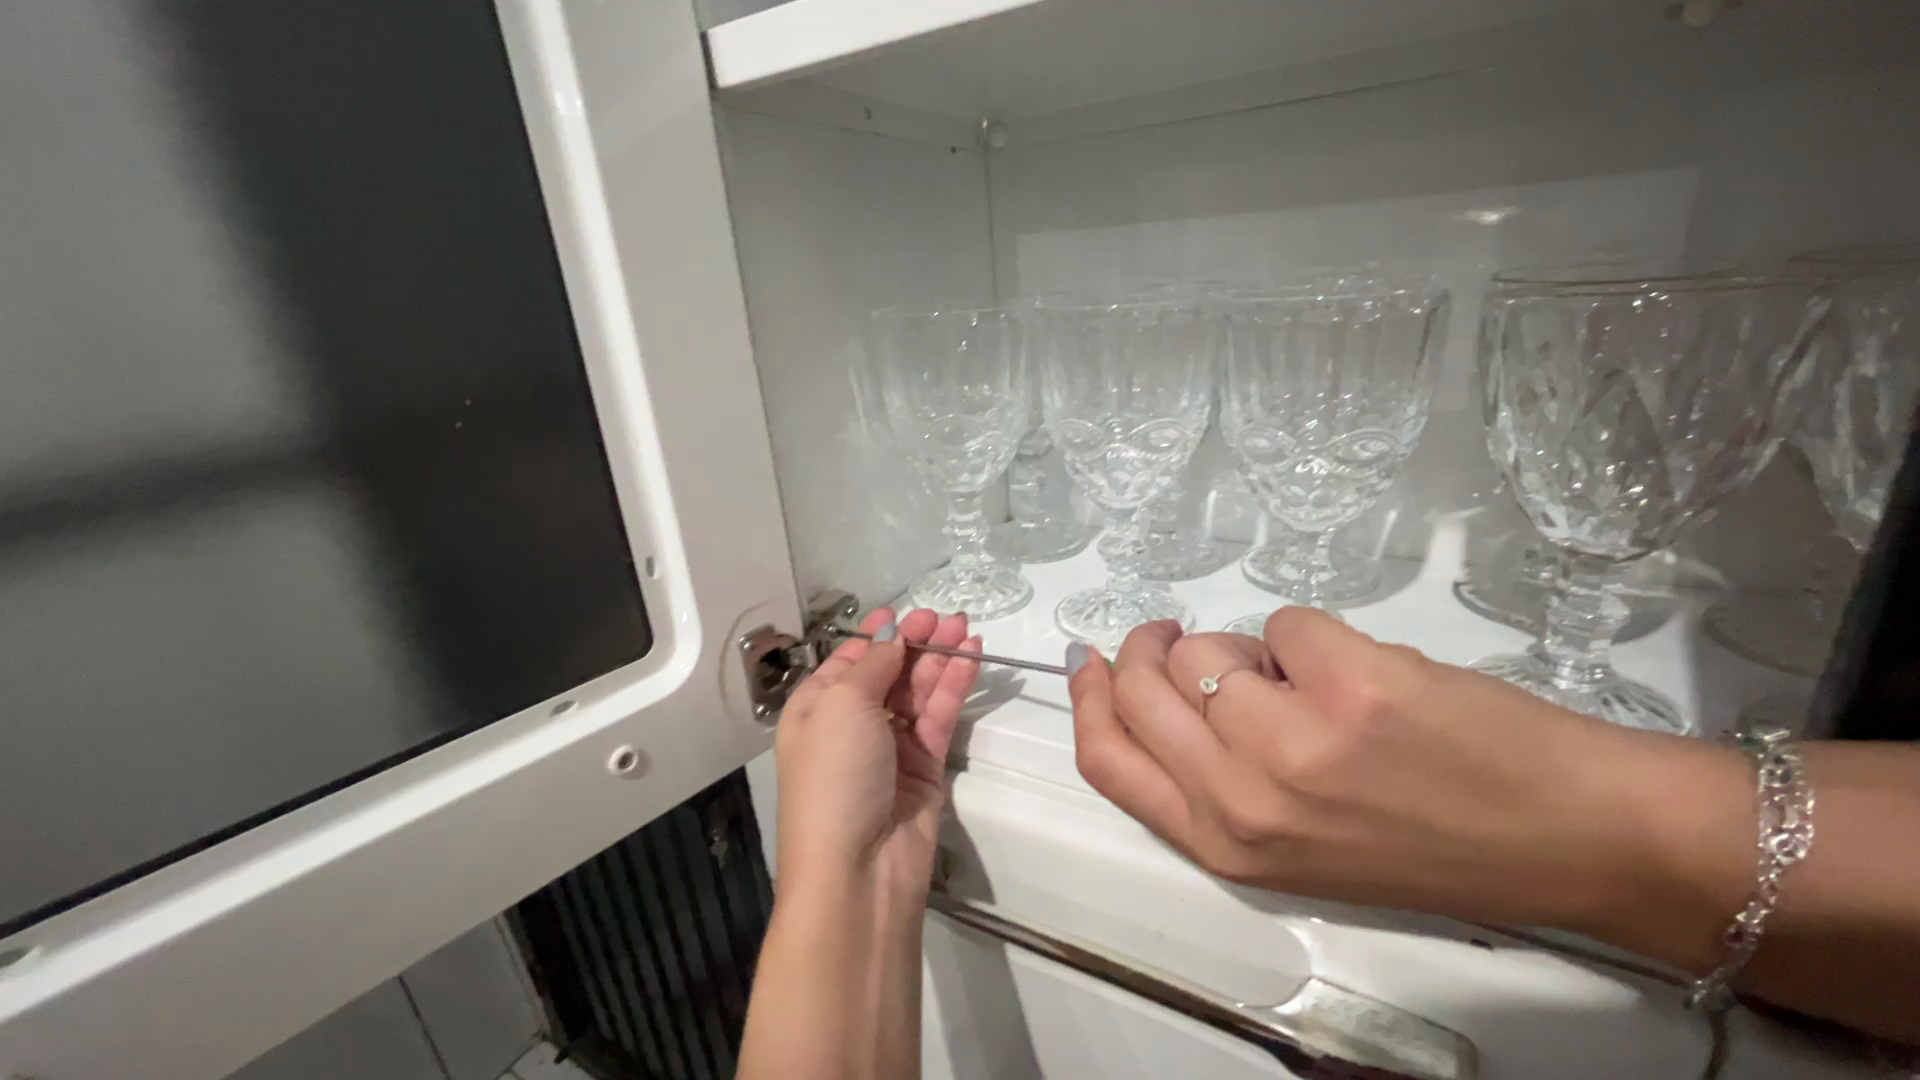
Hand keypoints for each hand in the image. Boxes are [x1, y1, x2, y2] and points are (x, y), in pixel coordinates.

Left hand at [775, 607, 980, 898]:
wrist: (858, 869)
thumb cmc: (834, 777)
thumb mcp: (842, 706)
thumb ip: (874, 664)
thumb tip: (892, 633)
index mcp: (816, 709)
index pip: (849, 661)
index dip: (877, 635)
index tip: (905, 612)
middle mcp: (850, 725)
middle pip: (888, 671)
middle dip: (915, 642)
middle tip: (944, 616)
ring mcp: (889, 747)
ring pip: (917, 691)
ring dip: (939, 658)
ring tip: (964, 627)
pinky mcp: (924, 767)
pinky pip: (939, 716)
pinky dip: (954, 686)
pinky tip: (971, 656)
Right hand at [1067, 610, 1752, 940]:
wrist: (1563, 837)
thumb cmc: (1415, 840)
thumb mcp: (1285, 841)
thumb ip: (1210, 774)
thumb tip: (1163, 676)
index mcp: (1222, 844)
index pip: (1109, 761)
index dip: (1088, 701)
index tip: (1090, 663)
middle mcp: (1243, 799)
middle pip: (1141, 690)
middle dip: (1147, 646)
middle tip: (1171, 633)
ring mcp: (1293, 741)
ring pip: (1205, 647)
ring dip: (1240, 647)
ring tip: (1296, 677)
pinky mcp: (1350, 685)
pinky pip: (1282, 624)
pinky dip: (1309, 637)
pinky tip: (1354, 671)